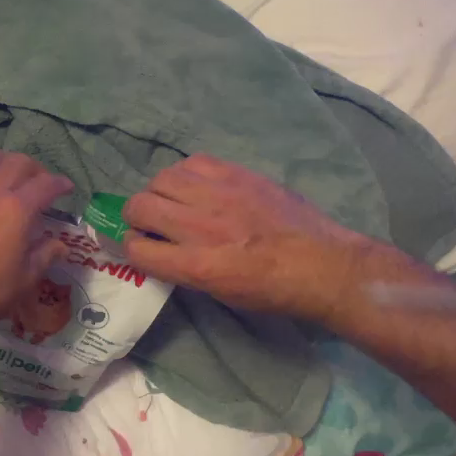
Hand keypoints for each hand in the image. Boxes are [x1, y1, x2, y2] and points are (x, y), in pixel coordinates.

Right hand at [121, 154, 417, 327]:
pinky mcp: (237, 174)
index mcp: (197, 265)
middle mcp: (200, 226)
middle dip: (137, 217)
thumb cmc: (271, 290)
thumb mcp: (218, 292)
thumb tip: (154, 249)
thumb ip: (181, 268)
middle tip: (153, 223)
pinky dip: (187, 175)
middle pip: (138, 206)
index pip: (136, 248)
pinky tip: (199, 187)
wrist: (323, 265)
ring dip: (159, 192)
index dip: (132, 248)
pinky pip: (192, 162)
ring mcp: (219, 195)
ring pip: (160, 179)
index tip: (142, 247)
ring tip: (176, 202)